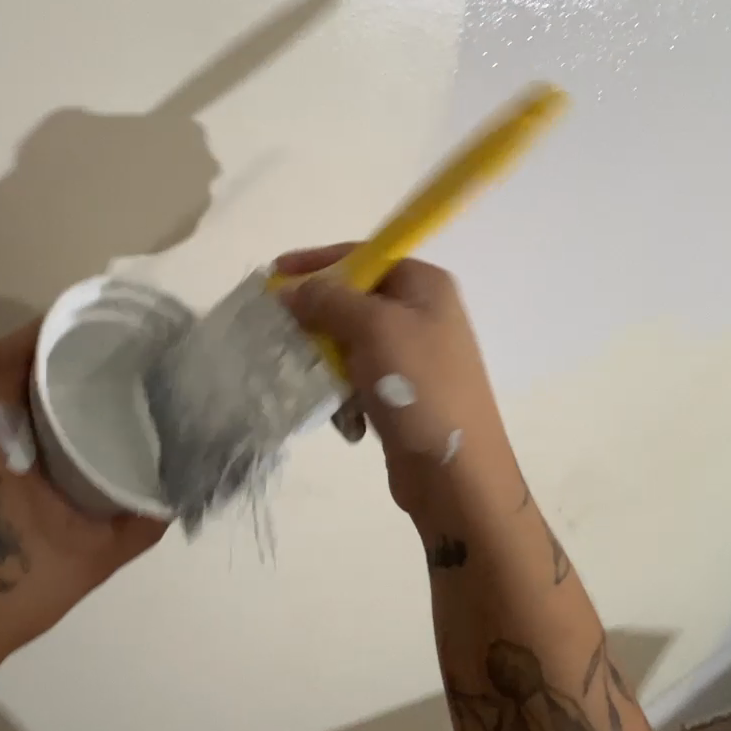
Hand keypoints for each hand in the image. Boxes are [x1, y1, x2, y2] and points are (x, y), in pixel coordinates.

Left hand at [0, 320, 167, 695]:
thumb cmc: (6, 595)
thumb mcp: (90, 560)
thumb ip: (138, 522)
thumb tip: (174, 494)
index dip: (35, 331)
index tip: (77, 322)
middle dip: (27, 351)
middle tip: (78, 352)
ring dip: (6, 386)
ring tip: (55, 389)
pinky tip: (20, 444)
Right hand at [276, 244, 516, 521]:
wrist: (456, 472)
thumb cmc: (418, 387)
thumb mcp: (373, 328)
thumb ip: (328, 299)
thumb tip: (288, 289)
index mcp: (424, 286)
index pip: (363, 257)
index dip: (317, 262)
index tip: (274, 274)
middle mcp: (421, 314)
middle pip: (352, 300)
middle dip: (317, 319)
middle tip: (281, 331)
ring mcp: (413, 356)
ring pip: (350, 343)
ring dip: (328, 362)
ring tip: (312, 381)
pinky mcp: (402, 393)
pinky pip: (358, 379)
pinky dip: (345, 394)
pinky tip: (347, 419)